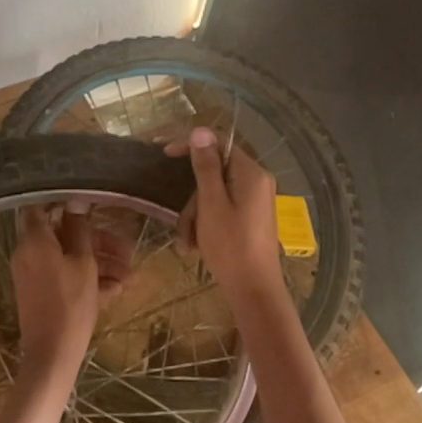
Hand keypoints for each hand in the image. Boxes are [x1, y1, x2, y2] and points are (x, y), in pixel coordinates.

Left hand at [11, 205, 121, 372]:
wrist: (52, 356)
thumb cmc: (70, 305)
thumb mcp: (83, 263)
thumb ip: (79, 229)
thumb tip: (76, 199)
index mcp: (34, 240)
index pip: (41, 206)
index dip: (64, 203)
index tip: (90, 205)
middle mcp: (28, 252)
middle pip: (63, 235)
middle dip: (98, 242)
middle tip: (127, 252)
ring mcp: (33, 274)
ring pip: (67, 258)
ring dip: (99, 263)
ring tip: (129, 277)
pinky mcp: (40, 293)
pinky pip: (63, 275)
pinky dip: (86, 279)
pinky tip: (115, 291)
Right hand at [169, 127, 283, 303]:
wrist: (255, 291)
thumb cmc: (231, 246)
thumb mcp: (211, 203)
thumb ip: (205, 166)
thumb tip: (200, 130)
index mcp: (251, 173)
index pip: (218, 142)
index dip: (190, 144)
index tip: (164, 153)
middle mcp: (257, 181)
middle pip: (214, 172)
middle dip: (192, 196)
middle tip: (180, 222)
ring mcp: (255, 200)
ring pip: (215, 193)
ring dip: (196, 215)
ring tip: (187, 242)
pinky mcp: (252, 217)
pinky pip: (223, 208)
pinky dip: (207, 223)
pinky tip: (196, 245)